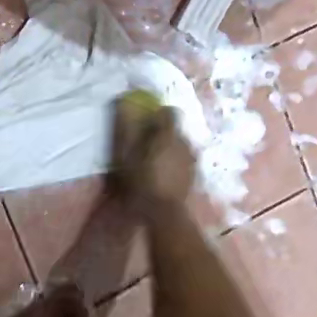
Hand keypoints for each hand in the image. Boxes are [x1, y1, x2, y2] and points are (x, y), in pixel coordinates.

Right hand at [112, 96, 195, 213]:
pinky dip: (174, 162)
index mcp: (169, 135)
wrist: (165, 214)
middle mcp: (185, 143)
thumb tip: (121, 102)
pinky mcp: (195, 174)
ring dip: (168, 148)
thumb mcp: (127, 157)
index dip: (158, 113)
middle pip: (175, 129)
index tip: (146, 122)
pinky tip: (164, 175)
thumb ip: (125, 129)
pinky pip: (184, 159)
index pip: (170, 112)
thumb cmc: (143, 183)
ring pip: (180, 145)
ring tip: (153, 163)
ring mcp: (192, 159)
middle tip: (145, 146)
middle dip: (162, 133)